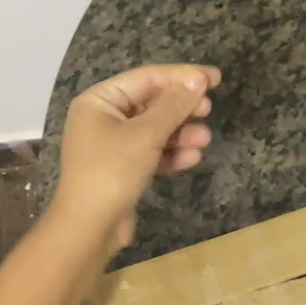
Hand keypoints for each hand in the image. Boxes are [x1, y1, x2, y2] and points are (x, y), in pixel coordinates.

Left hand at [51, 63, 219, 250]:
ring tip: (205, 139)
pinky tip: (192, 158)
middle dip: (182, 108)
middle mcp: (104, 118)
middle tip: (209, 109)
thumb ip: (173, 106)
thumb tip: (198, 79)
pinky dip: (171, 154)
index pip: (147, 78)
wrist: (90, 228)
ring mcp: (113, 145)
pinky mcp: (124, 169)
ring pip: (155, 130)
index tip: (215, 78)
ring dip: (181, 133)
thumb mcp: (145, 135)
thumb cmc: (111, 172)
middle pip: (151, 103)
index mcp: (100, 101)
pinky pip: (152, 153)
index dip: (182, 76)